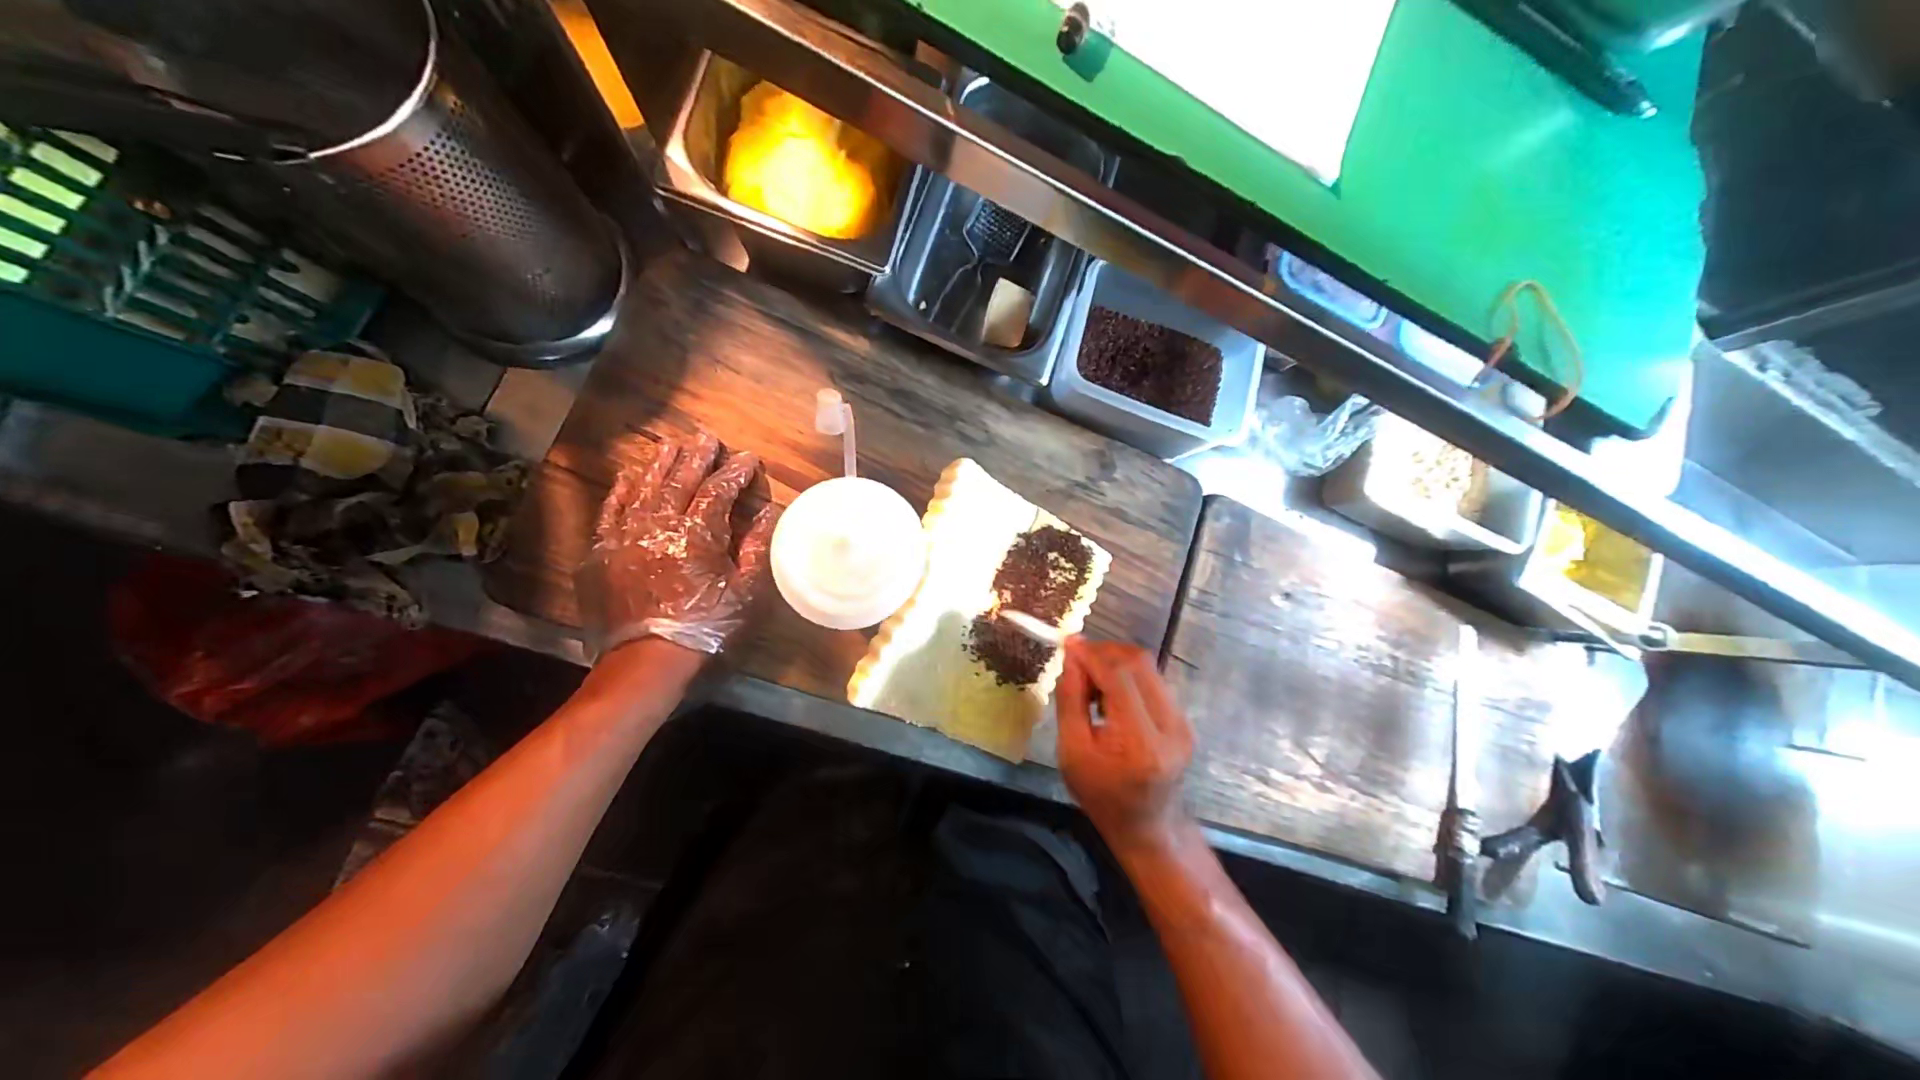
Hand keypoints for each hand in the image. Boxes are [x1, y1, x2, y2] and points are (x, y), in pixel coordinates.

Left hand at [577, 432, 778, 656]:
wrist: (646, 658)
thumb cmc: (704, 625)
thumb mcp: (744, 592)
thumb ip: (756, 547)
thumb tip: (770, 512)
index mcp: (699, 534)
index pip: (719, 491)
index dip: (735, 472)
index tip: (747, 457)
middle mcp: (662, 525)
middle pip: (681, 481)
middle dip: (697, 457)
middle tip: (706, 437)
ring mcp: (628, 535)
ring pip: (645, 488)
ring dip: (660, 464)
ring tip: (670, 445)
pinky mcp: (603, 550)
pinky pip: (611, 511)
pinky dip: (621, 491)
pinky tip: (628, 476)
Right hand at [1056, 639, 1195, 851]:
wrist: (1147, 826)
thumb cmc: (1102, 796)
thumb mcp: (1072, 753)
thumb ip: (1071, 702)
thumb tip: (1071, 658)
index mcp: (1140, 742)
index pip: (1119, 678)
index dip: (1092, 655)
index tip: (1068, 643)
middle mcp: (1170, 726)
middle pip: (1139, 664)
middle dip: (1104, 652)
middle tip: (1077, 659)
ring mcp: (1182, 722)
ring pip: (1148, 668)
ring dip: (1116, 662)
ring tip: (1090, 680)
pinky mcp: (1184, 719)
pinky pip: (1154, 681)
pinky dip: (1128, 675)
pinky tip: (1109, 693)